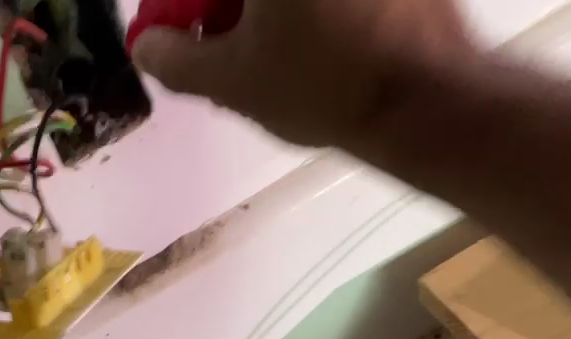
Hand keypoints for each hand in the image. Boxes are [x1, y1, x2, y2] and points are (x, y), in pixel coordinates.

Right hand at [131, 0, 484, 150]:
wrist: (425, 96)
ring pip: (281, 1)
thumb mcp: (231, 82)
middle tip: (219, 36)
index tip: (179, 33)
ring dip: (263, 13)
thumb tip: (145, 46)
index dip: (182, 8)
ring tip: (265, 42)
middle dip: (223, 8)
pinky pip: (320, 3)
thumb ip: (176, 61)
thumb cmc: (320, 84)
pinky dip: (307, 13)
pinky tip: (311, 34)